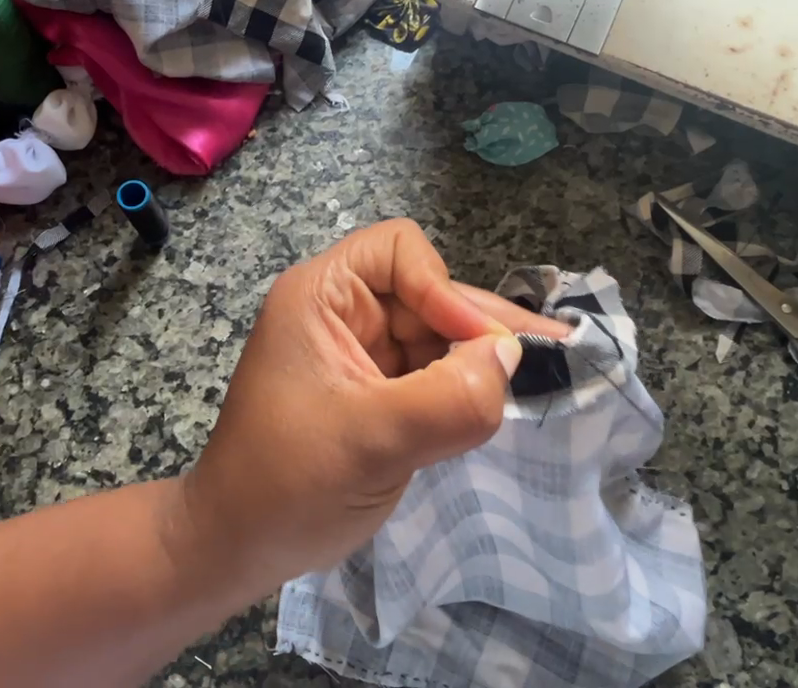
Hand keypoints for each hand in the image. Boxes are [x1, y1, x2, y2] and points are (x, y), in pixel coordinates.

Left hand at [174, 219, 565, 591]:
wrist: (238, 545)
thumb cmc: (284, 483)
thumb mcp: (368, 441)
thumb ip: (444, 399)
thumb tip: (510, 359)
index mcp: (322, 297)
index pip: (397, 252)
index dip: (442, 289)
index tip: (475, 346)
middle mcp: (343, 313)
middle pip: (428, 292)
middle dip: (482, 323)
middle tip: (559, 349)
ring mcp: (361, 353)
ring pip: (437, 333)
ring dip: (485, 354)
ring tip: (554, 369)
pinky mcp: (377, 393)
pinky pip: (433, 373)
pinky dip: (469, 384)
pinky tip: (509, 397)